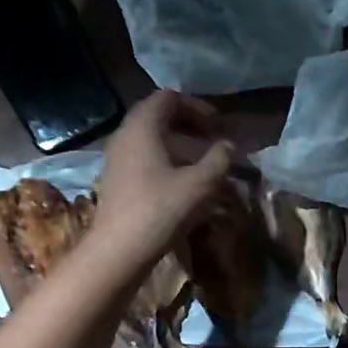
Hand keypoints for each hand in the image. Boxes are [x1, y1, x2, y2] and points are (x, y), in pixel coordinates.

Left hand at [90, 90, 232, 263]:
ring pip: (152, 140)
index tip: (219, 126)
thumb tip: (229, 145)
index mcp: (143, 126)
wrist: (119, 249)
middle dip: (189, 126)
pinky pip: (145, 159)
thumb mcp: (200, 184)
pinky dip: (167, 162)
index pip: (169, 98)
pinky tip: (185, 184)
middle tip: (214, 141)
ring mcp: (118, 159)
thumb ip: (219, 159)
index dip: (197, 107)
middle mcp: (125, 135)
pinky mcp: (118, 181)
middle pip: (159, 116)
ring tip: (204, 164)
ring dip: (180, 147)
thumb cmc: (161, 210)